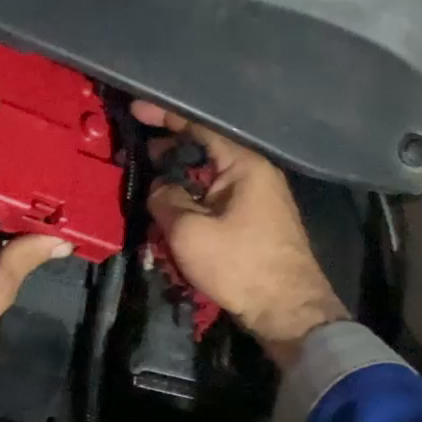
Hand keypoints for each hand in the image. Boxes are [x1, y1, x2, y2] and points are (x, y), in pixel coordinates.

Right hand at [132, 102, 347, 368]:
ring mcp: (256, 198)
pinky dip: (189, 197)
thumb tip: (159, 189)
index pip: (200, 127)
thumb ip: (165, 199)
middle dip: (168, 150)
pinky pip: (214, 197)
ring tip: (145, 180)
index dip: (164, 116)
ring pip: (207, 176)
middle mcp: (254, 174)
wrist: (288, 311)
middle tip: (133, 151)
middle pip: (204, 150)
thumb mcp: (187, 231)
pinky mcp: (252, 220)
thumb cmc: (239, 265)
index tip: (134, 109)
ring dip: (176, 178)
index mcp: (244, 165)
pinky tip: (168, 207)